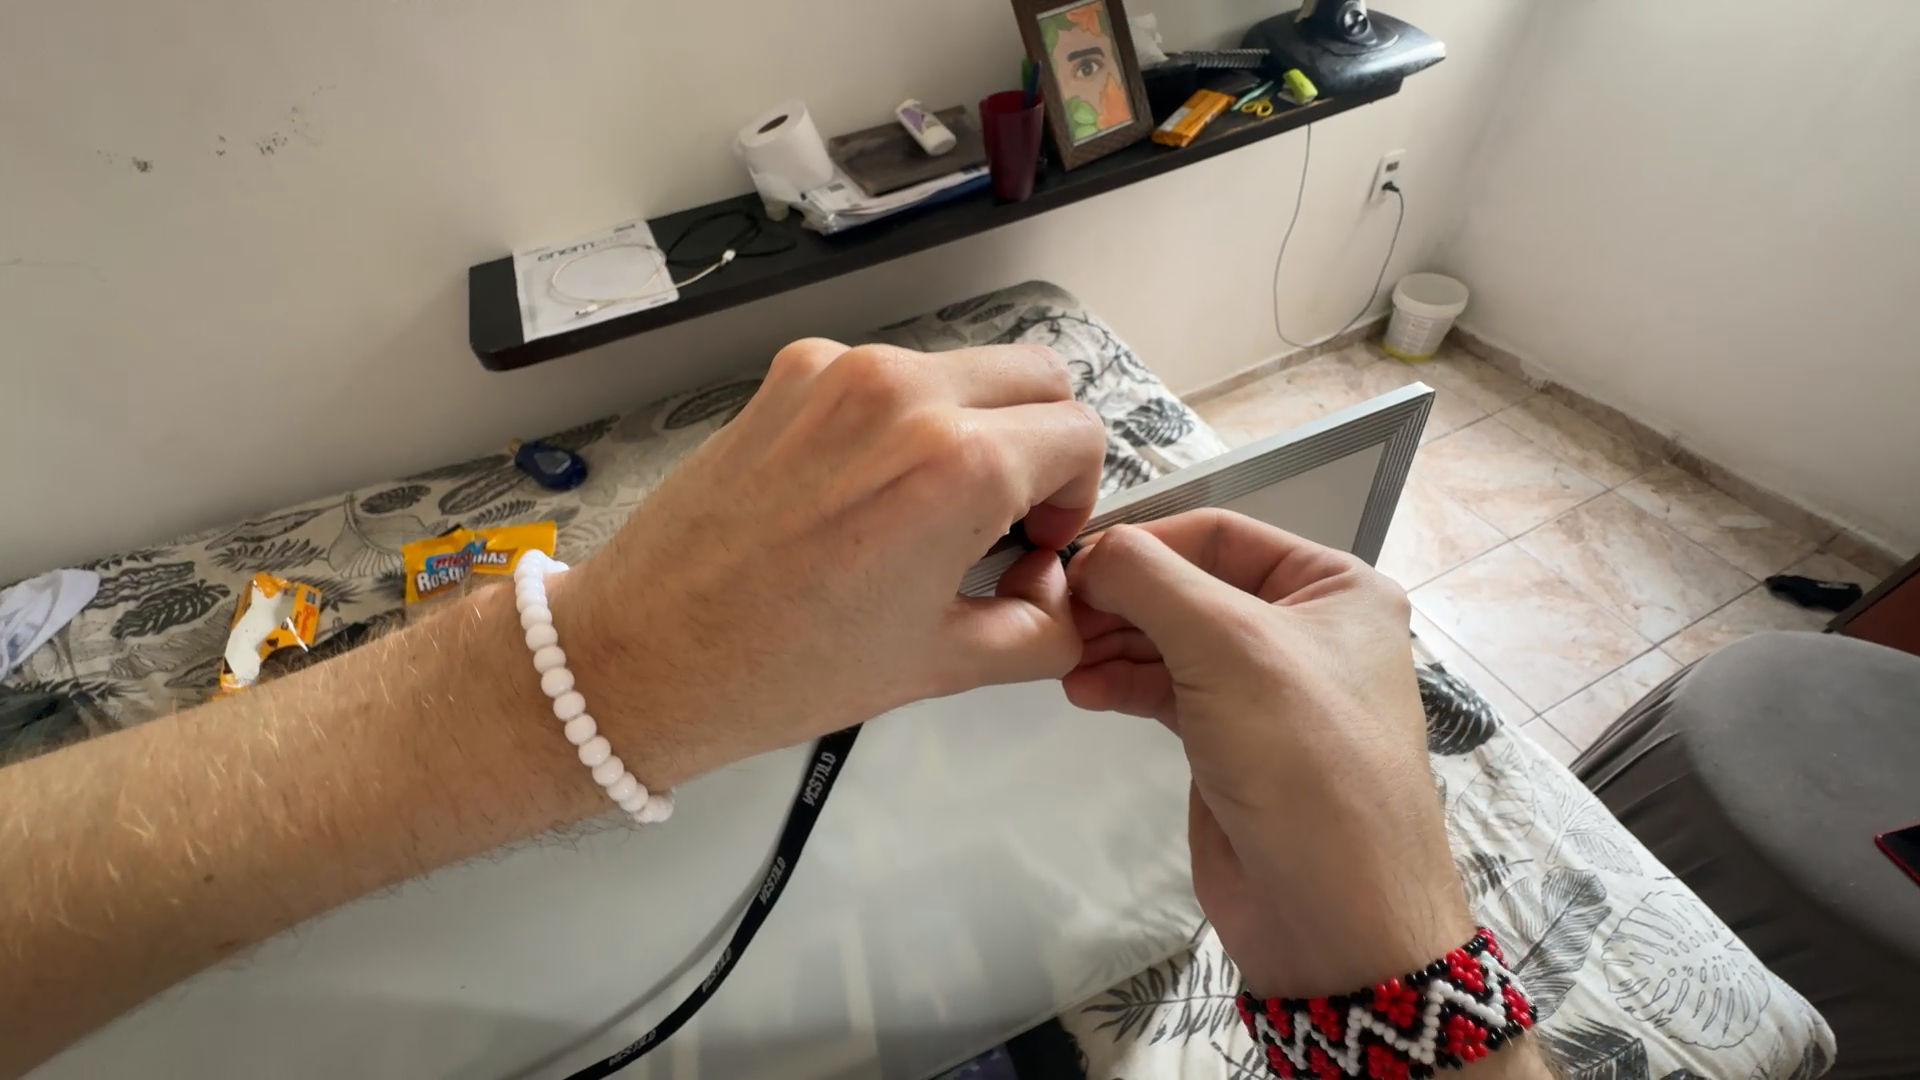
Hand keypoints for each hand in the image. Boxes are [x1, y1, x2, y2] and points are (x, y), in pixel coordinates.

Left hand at [553, 338, 1107, 788]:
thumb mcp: (942, 663)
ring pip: (965, 368)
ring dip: (977, 425)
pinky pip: (892, 375)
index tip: (1036, 537)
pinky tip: (868, 486)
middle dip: (1044, 443)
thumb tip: (1065, 600)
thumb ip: (1041, 630)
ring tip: (930, 505)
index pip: (1080, 434)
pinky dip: (908, 418)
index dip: (1076, 494)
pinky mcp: (792, 373)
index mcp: (954, 464)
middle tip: (1006, 512)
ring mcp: (840, 370)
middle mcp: (901, 394)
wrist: (641, 652)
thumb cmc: (780, 668)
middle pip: (1038, 375)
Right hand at [1062, 511, 1471, 998]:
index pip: (1215, 534)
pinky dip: (1120, 682)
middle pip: (1184, 586)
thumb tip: (1089, 554)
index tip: (1077, 563)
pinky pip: (1162, 686)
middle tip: (1063, 614)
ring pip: (1166, 637)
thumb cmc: (1307, 768)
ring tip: (1066, 656)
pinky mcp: (1226, 732)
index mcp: (1329, 587)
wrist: (1333, 918)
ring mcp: (1259, 684)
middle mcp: (1298, 628)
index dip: (1142, 542)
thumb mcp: (1227, 645)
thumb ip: (1149, 579)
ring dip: (1112, 642)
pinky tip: (1084, 691)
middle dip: (1120, 600)